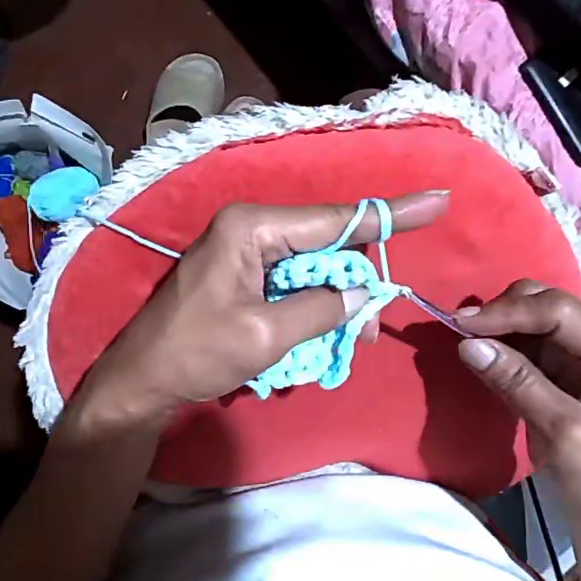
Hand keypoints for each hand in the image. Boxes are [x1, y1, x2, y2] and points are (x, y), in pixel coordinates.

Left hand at [72, 192, 450, 429]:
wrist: (142, 380)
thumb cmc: (196, 353)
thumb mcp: (266, 335)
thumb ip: (321, 309)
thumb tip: (362, 296)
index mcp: (253, 228)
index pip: (335, 218)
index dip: (390, 213)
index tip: (437, 201)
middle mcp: (250, 228)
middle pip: (327, 243)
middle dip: (356, 281)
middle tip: (372, 324)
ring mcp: (244, 250)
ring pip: (313, 267)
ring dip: (335, 301)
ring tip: (351, 340)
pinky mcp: (241, 274)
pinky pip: (292, 282)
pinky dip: (311, 308)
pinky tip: (321, 334)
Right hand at [455, 280, 580, 522]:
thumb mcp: (561, 431)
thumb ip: (517, 381)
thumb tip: (467, 343)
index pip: (561, 312)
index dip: (509, 312)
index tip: (461, 324)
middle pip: (547, 304)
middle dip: (503, 312)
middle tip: (460, 330)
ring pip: (532, 317)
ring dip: (497, 324)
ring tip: (463, 336)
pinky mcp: (559, 368)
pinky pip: (523, 341)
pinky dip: (497, 341)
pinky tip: (477, 348)